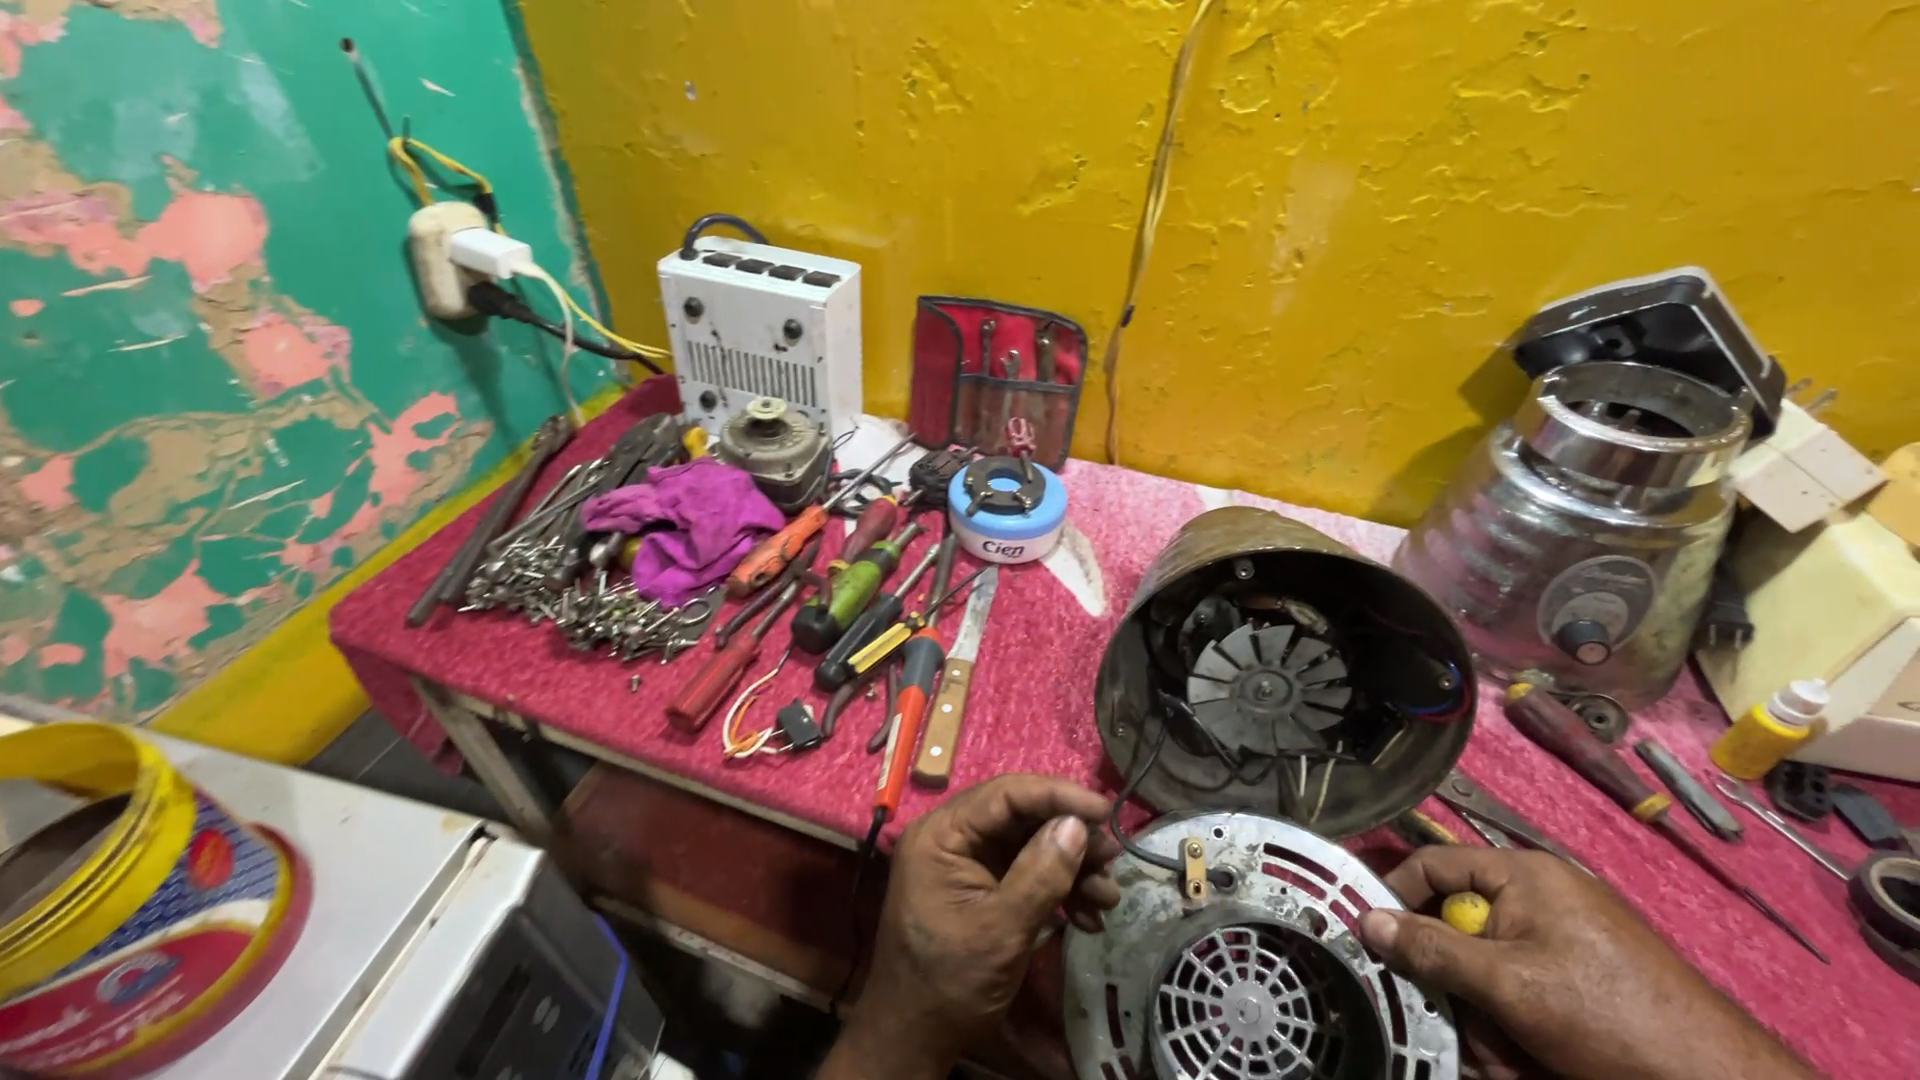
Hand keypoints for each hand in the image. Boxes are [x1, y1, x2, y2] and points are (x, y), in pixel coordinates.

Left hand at [819, 775, 1122, 1079]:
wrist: (915, 1037)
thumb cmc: (948, 981)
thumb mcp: (1000, 930)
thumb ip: (1039, 874)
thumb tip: (1077, 824)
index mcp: (942, 834)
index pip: (1005, 794)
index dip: (1058, 795)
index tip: (1105, 810)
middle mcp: (953, 838)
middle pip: (1022, 817)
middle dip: (1071, 836)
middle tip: (1113, 857)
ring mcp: (968, 863)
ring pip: (1030, 845)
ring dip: (1072, 868)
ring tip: (1108, 897)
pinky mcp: (983, 888)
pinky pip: (1027, 872)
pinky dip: (1060, 890)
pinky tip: (1089, 918)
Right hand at [1358, 846, 1818, 1079]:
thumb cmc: (1608, 1018)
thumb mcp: (1508, 984)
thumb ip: (1433, 950)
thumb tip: (1367, 922)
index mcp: (1523, 874)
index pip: (1432, 864)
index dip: (1395, 897)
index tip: (1373, 941)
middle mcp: (1541, 895)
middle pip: (1457, 922)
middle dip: (1451, 980)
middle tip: (1454, 1022)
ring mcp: (1565, 936)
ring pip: (1486, 965)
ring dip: (1482, 1013)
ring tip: (1504, 1057)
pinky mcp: (1583, 974)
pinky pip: (1521, 986)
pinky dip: (1513, 1022)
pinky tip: (1527, 1059)